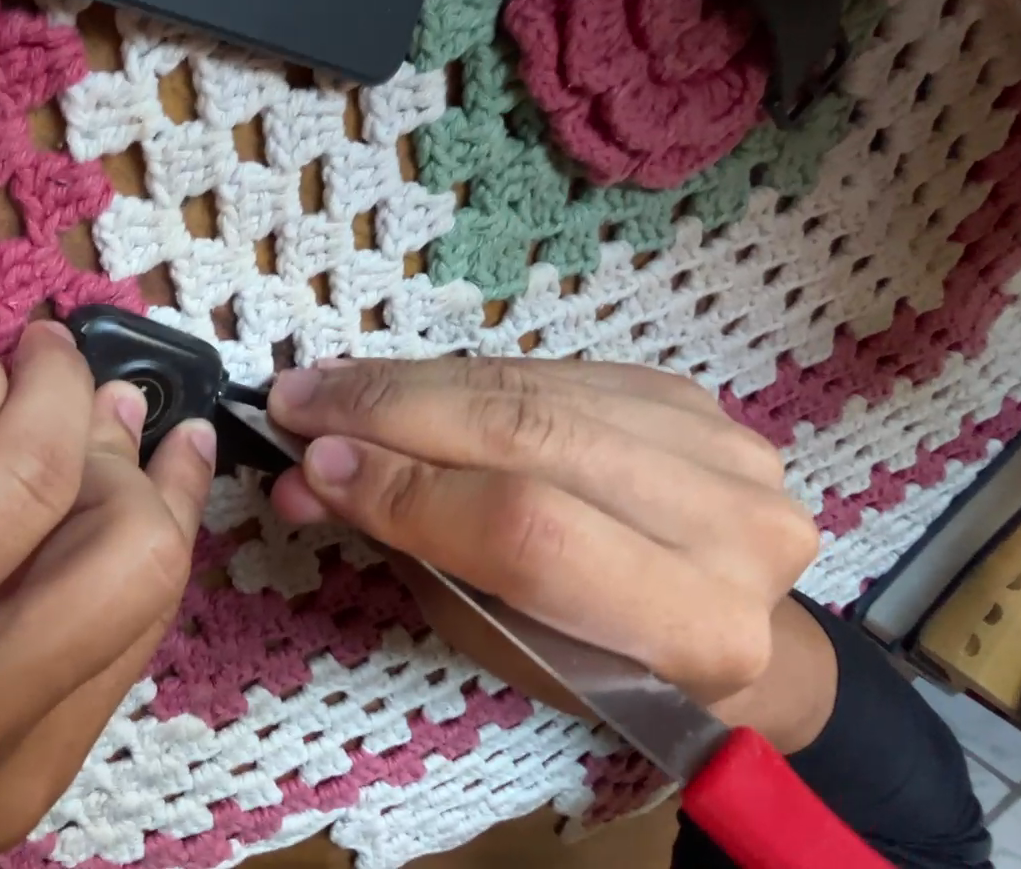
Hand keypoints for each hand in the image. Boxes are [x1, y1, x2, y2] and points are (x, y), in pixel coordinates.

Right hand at [264, 357, 823, 734]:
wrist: (699, 604)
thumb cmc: (582, 652)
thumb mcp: (488, 626)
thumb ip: (403, 545)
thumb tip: (302, 479)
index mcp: (692, 622)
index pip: (526, 531)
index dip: (407, 491)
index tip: (309, 466)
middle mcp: (726, 522)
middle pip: (525, 436)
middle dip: (387, 414)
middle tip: (294, 402)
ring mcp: (713, 441)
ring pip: (523, 389)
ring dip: (403, 382)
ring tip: (323, 382)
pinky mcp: (678, 392)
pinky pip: (534, 369)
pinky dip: (445, 372)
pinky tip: (382, 375)